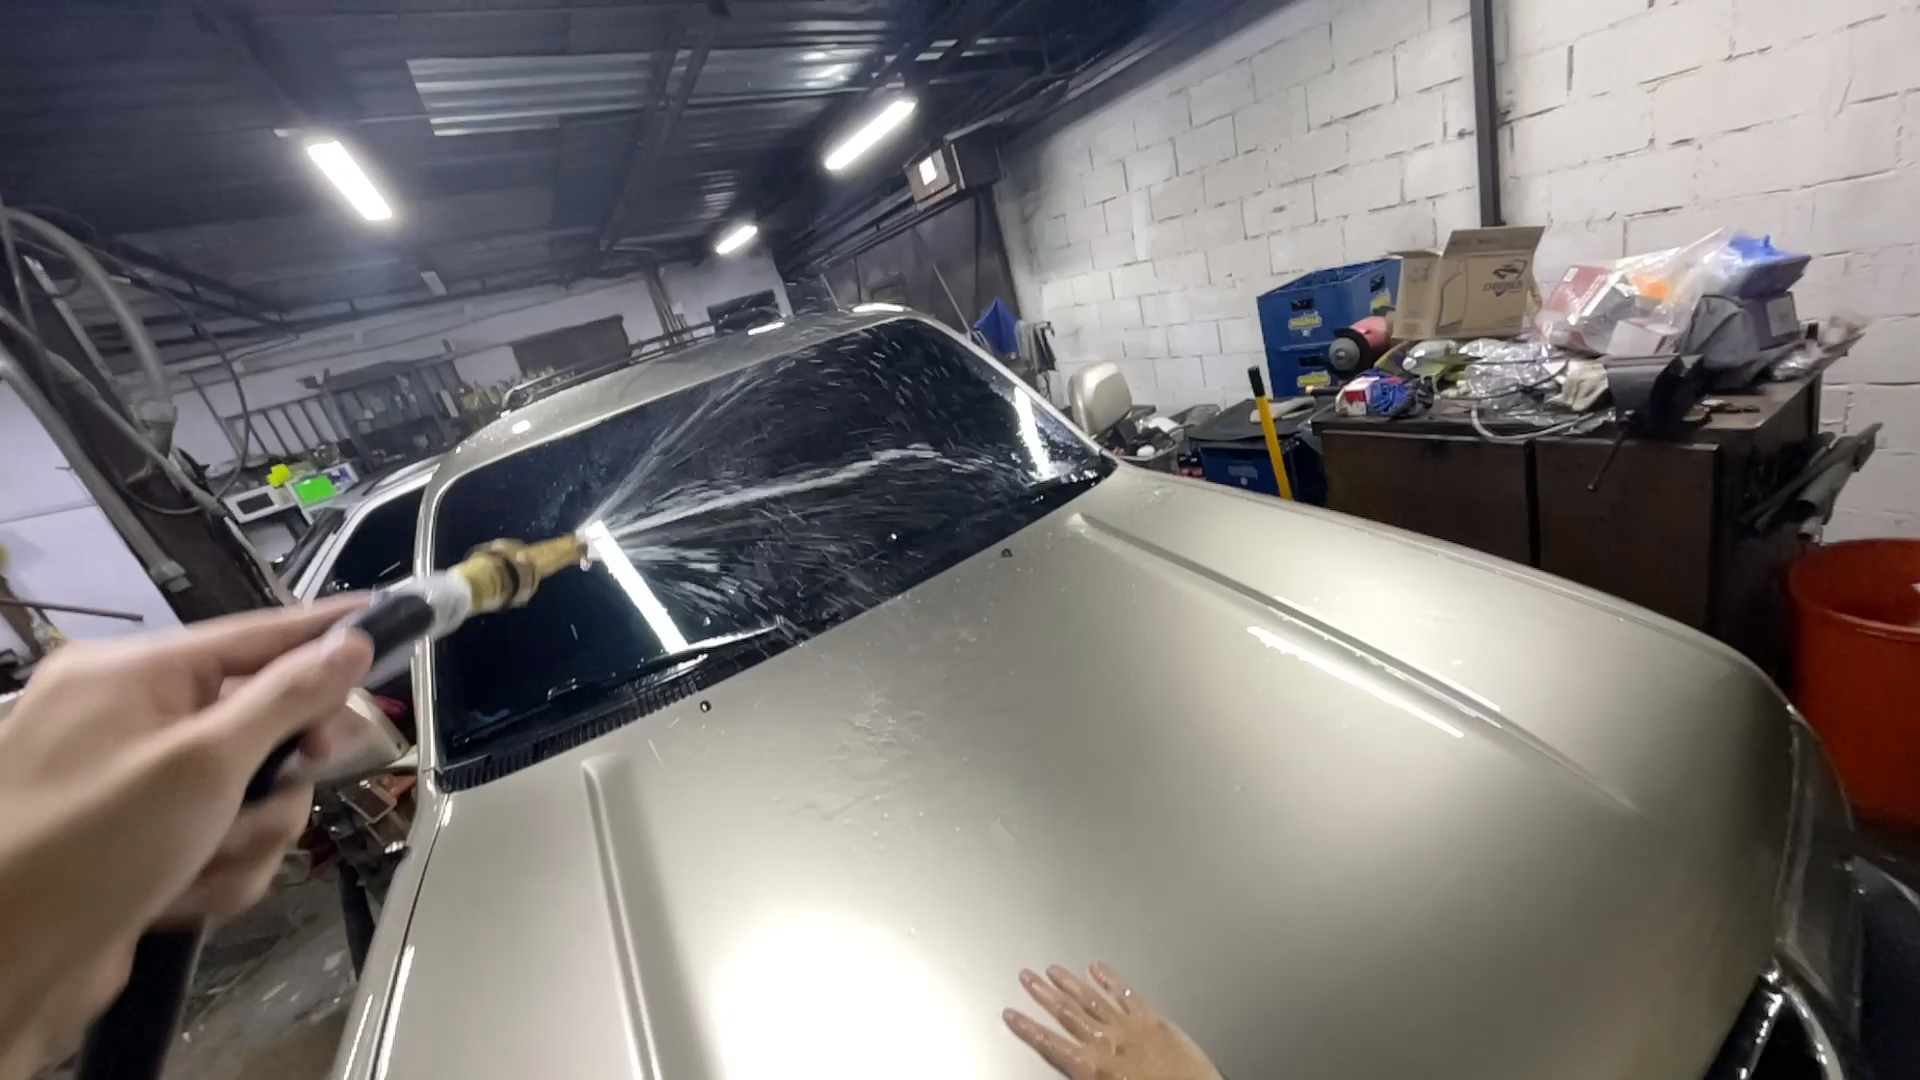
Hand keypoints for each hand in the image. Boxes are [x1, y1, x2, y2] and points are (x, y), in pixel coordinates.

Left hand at [0, 598, 373, 1075]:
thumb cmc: (92, 847)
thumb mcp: (207, 761)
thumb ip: (291, 694)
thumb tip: (355, 642)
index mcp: (134, 676)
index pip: (264, 632)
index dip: (335, 628)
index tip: (398, 614)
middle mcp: (137, 715)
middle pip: (275, 711)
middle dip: (289, 761)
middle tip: (305, 771)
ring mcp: (144, 776)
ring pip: (265, 780)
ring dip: (257, 826)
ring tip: (211, 859)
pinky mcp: (151, 831)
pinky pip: (236, 824)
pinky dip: (227, 860)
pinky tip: (185, 891)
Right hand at [1004, 963, 1224, 1079]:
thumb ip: (1087, 1078)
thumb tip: (1070, 1066)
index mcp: (1095, 1070)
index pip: (1052, 1043)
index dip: (1029, 1028)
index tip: (1011, 1013)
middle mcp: (1108, 1043)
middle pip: (1067, 1013)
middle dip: (1043, 994)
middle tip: (1026, 976)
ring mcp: (1130, 1027)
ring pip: (1092, 999)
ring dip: (1069, 982)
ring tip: (1052, 968)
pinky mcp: (1153, 1019)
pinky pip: (1125, 994)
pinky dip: (1110, 979)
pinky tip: (1097, 968)